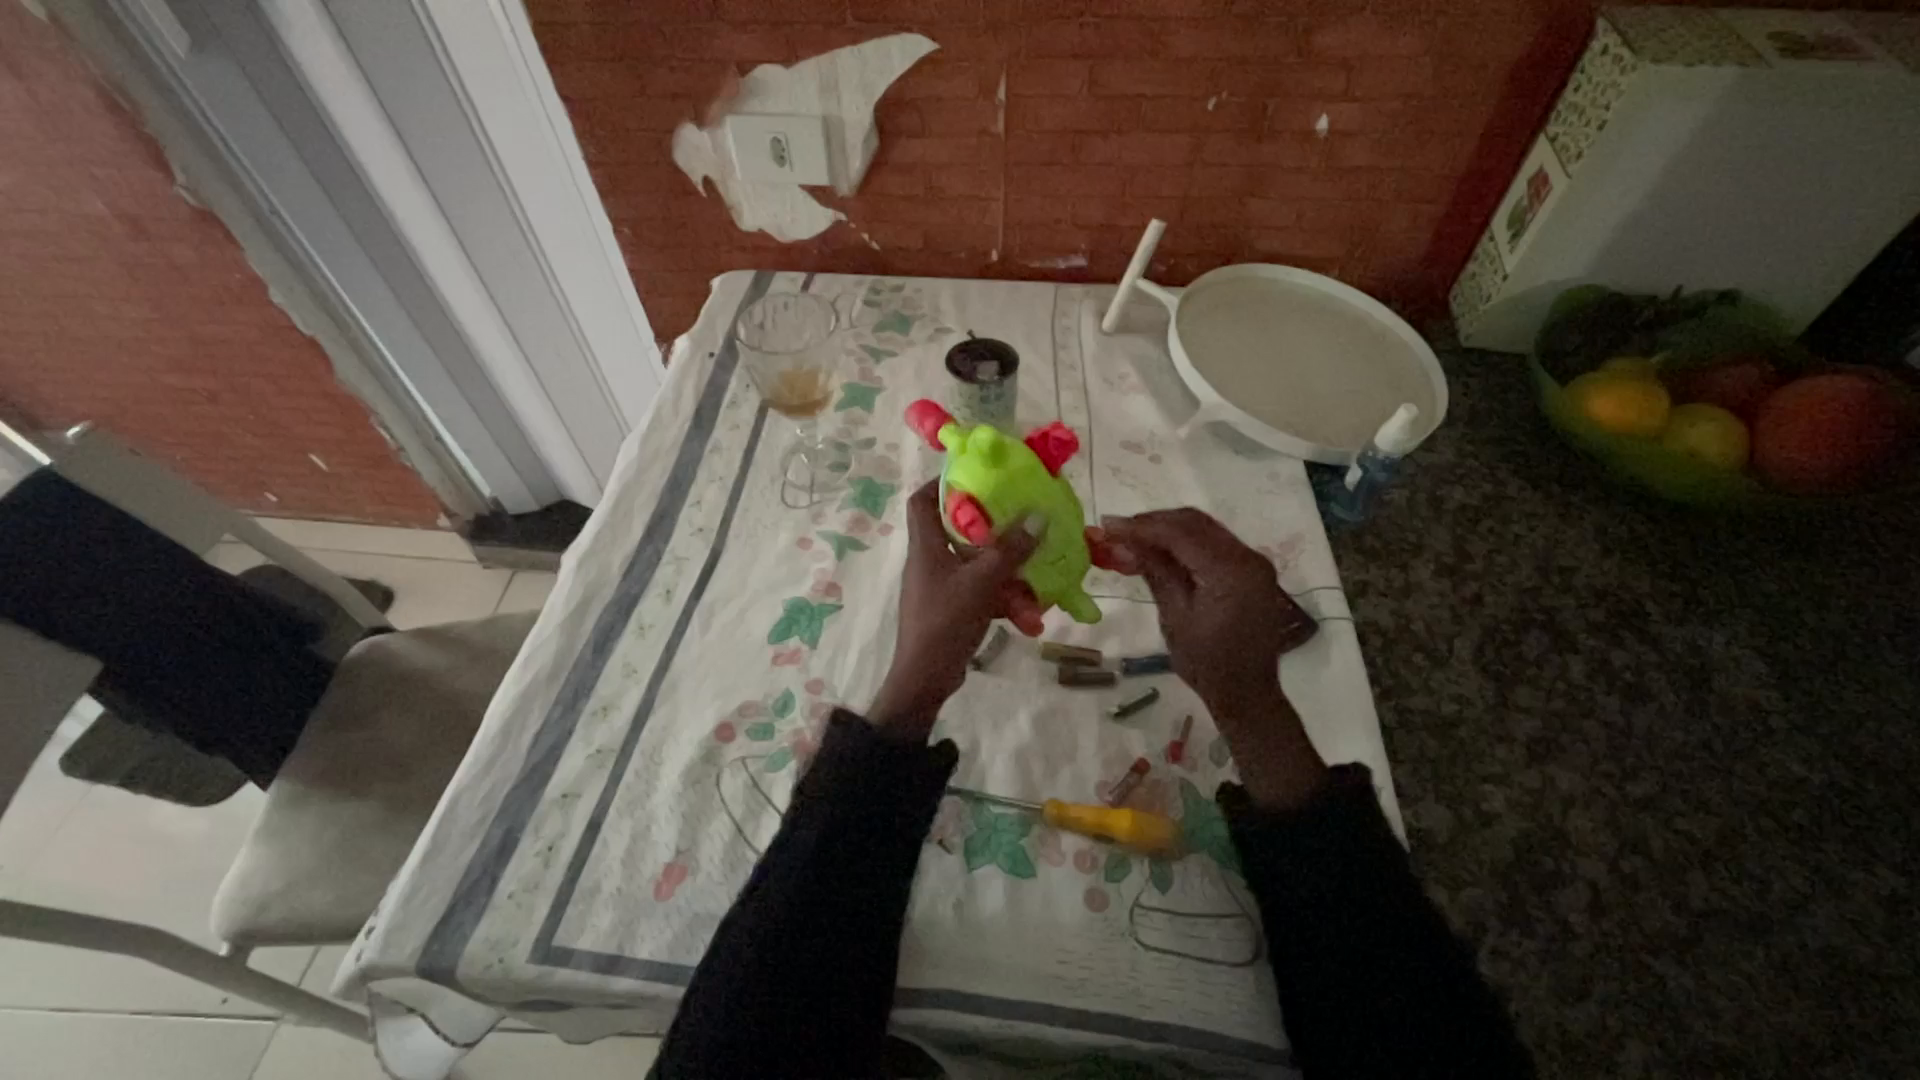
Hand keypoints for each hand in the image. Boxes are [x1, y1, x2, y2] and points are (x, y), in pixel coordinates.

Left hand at [867, 480, 1039, 739]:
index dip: (944, 484)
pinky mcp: (953, 610)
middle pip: (957, 530)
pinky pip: (982, 594)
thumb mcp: (981, 583)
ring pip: (976, 566)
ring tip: (1038, 573)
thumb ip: (1010, 550)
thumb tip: (1038, 516)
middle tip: (1022, 520)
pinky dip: (1004, 600)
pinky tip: (1030, 614)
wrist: (926, 679)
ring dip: (1007, 572)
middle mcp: (930, 562)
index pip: (921, 501)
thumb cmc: (945, 622)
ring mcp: (941, 588)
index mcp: (925, 547)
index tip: (978, 477)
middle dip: (993, 529)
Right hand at [1090, 508, 1327, 807]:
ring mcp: (1253, 562)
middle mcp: (1248, 557)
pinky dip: (1183, 543)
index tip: (1107, 527)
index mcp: (1231, 571)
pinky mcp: (1250, 570)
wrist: (1247, 692)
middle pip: (1193, 523)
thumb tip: (1124, 541)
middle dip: (1152, 523)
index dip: (1140, 527)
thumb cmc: (1206, 663)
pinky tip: (1157, 551)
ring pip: (1203, 529)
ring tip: (1130, 540)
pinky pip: (1213, 544)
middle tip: (1115, 532)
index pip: (1180, 533)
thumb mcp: (1174, 616)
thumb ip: (1155, 570)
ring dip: (1166, 530)